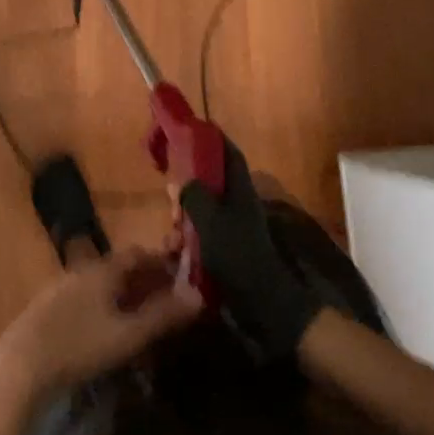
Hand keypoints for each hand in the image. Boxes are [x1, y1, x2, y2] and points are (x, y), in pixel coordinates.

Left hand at [0, 250, 201, 403]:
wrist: (20, 366)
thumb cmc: (79, 345)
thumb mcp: (128, 334)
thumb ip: (163, 315)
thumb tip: (199, 295)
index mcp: (102, 269)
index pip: (137, 253)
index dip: (160, 261)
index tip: (179, 275)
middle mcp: (81, 270)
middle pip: (118, 268)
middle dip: (143, 280)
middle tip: (164, 299)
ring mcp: (60, 289)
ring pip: (99, 285)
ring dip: (121, 295)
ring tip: (138, 318)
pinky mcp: (46, 310)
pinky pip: (83, 300)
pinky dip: (102, 307)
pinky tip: (104, 331)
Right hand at [172, 141, 322, 360]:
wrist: (262, 302)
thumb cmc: (237, 254)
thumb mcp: (209, 220)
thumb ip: (193, 194)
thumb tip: (182, 180)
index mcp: (239, 188)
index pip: (226, 151)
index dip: (209, 138)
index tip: (185, 131)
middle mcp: (237, 202)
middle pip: (207, 181)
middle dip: (184, 189)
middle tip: (171, 204)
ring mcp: (233, 226)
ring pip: (200, 210)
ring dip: (181, 220)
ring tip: (171, 240)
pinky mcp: (226, 248)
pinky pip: (200, 235)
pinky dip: (186, 241)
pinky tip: (174, 256)